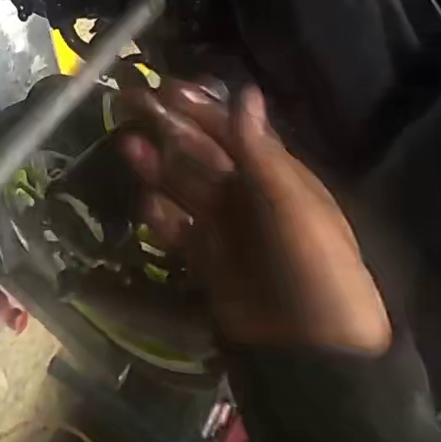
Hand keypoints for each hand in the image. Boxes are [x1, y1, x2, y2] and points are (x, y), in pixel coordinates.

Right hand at [120, 81, 390, 354]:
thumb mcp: (294, 208)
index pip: (232, 131)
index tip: (165, 88)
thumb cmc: (315, 269)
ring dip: (156, 165)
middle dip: (167, 127)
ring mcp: (224, 226)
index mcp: (276, 176)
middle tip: (129, 101)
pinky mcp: (205, 258)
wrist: (314, 353)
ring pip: (182, 186)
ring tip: (126, 145)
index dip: (199, 108)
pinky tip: (146, 204)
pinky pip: (176, 228)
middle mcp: (246, 194)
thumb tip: (245, 90)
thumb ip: (261, 152)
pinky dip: (160, 216)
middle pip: (199, 152)